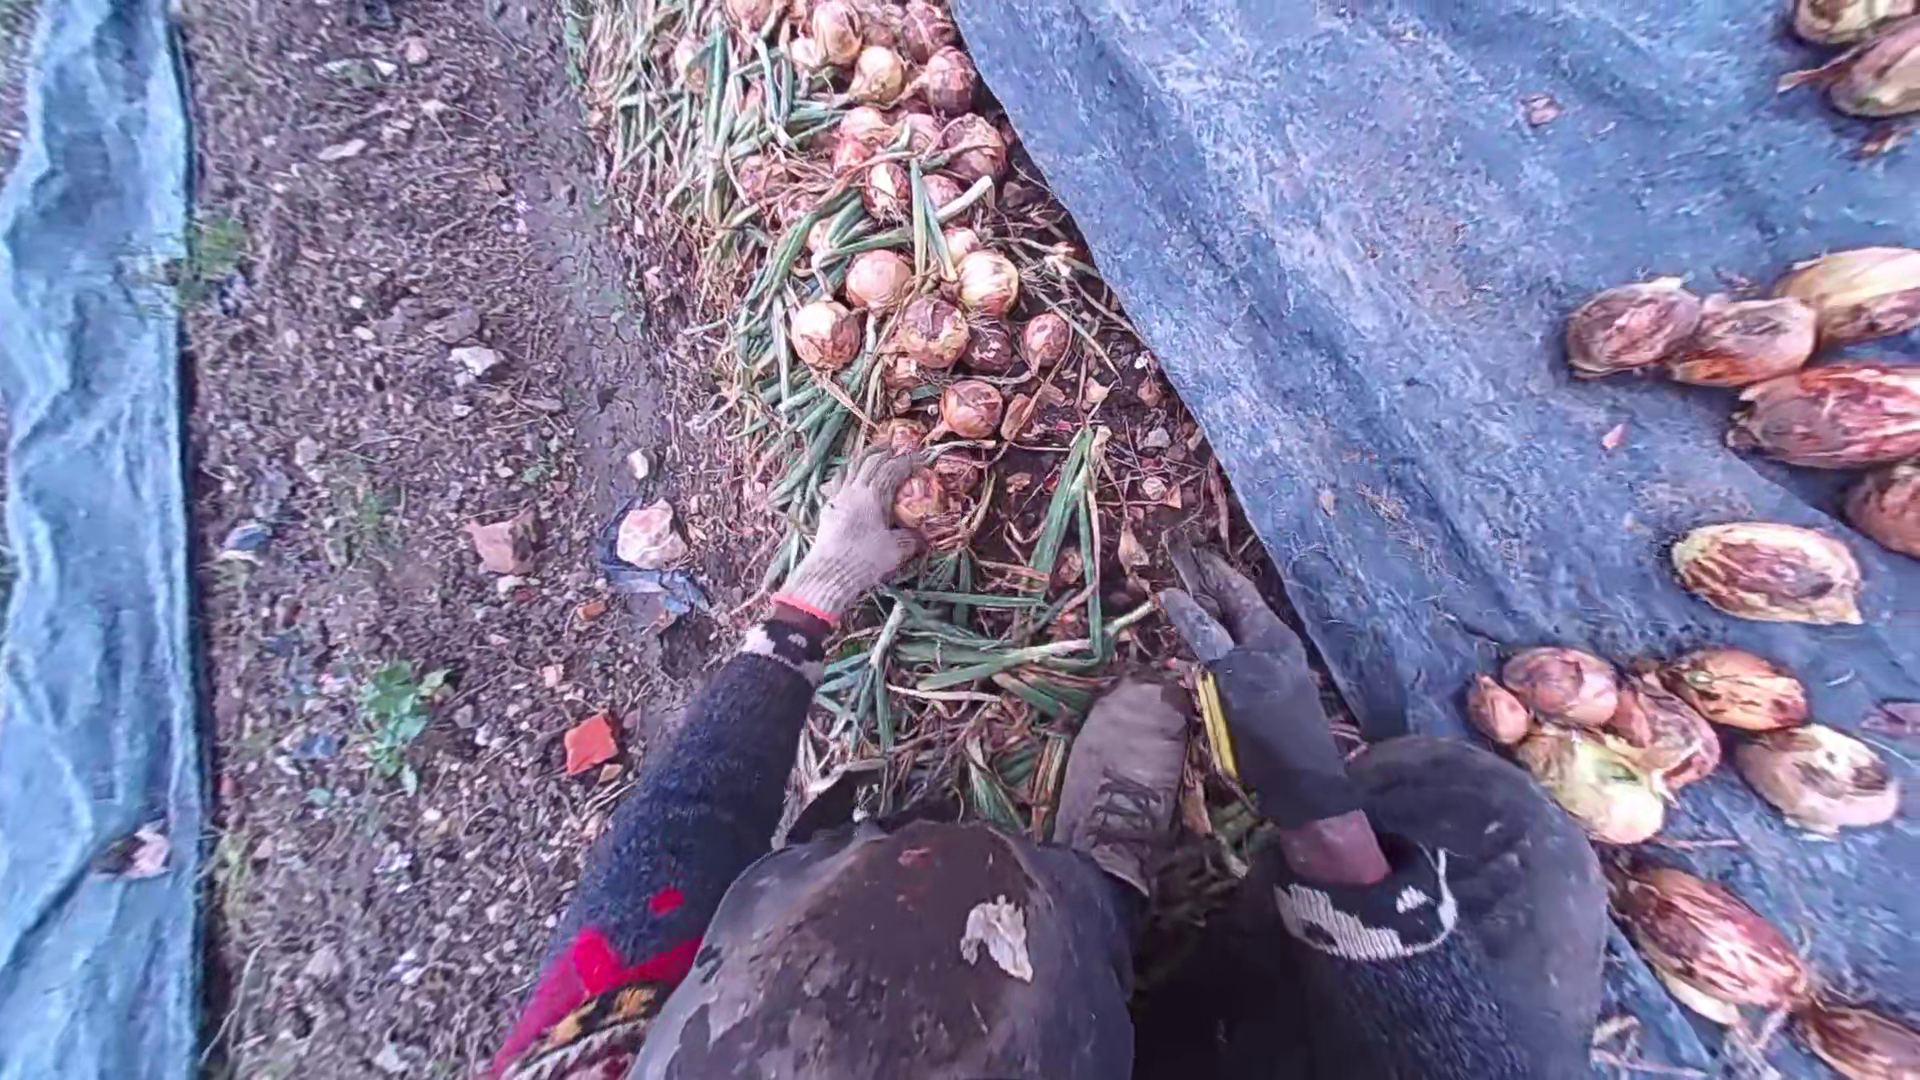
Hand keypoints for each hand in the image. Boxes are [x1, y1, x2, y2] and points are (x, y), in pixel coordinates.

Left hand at [772, 447, 921, 622]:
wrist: (828, 575)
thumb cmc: (865, 559)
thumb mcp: (896, 550)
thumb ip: (912, 539)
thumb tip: (926, 537)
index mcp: (873, 495)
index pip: (892, 469)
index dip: (907, 461)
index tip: (920, 457)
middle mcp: (853, 491)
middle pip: (868, 462)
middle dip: (883, 453)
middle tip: (895, 449)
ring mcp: (837, 499)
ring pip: (849, 470)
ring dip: (862, 461)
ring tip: (870, 458)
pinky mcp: (828, 512)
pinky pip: (836, 485)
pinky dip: (845, 478)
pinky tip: (845, 483)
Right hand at [1165, 549, 1356, 829]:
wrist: (1299, 781)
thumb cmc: (1265, 722)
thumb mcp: (1229, 672)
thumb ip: (1201, 632)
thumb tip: (1170, 594)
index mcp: (1269, 632)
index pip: (1237, 588)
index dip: (1211, 569)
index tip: (1185, 552)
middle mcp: (1272, 642)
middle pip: (1233, 608)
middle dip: (1204, 592)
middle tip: (1172, 579)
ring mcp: (1268, 666)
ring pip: (1231, 632)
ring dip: (1205, 620)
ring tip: (1177, 608)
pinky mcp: (1260, 687)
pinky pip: (1231, 656)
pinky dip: (1209, 648)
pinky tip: (1192, 652)